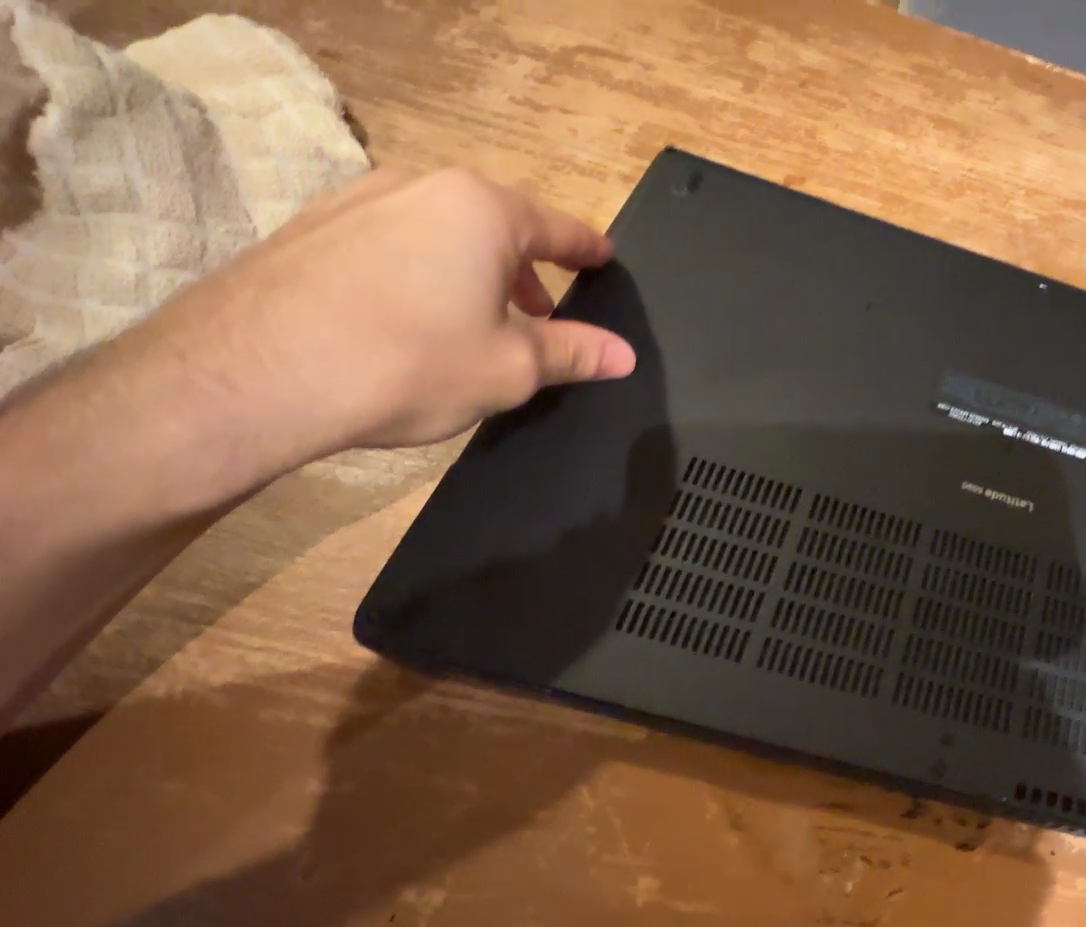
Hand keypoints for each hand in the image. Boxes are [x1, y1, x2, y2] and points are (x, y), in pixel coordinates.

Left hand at [98, 167, 633, 472]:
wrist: (253, 374)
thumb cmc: (411, 363)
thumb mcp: (512, 368)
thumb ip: (574, 353)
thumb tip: (624, 355)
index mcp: (482, 211)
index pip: (558, 228)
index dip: (588, 250)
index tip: (606, 259)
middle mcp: (420, 187)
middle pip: (498, 224)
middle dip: (528, 267)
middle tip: (544, 313)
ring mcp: (356, 200)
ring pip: (441, 231)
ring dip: (473, 271)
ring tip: (480, 321)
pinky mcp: (310, 228)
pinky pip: (393, 243)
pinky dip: (422, 272)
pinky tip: (414, 319)